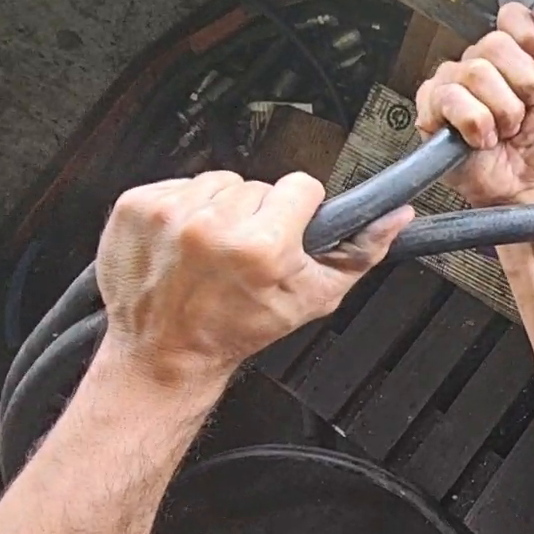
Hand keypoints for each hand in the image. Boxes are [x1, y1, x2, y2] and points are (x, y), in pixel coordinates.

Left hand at [95, 171, 410, 391]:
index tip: (289, 231)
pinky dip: (186, 208)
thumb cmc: (240, 328)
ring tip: (215, 247)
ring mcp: (170, 212)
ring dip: (223, 208)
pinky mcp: (136, 206)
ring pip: (221, 182)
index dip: (301, 210)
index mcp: (261, 245)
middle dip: (260, 213)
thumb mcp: (315, 296)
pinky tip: (187, 242)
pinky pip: (180, 185)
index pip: (301, 185)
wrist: (166, 351)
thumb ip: (362, 252)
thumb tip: (397, 216)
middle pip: (261, 185)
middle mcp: (213, 224)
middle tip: (248, 250)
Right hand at [415, 2, 533, 205]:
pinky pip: (451, 99)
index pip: (513, 16)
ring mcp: (454, 84)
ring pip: (476, 72)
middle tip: (529, 109)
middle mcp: (482, 62)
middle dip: (524, 84)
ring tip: (508, 127)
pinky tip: (484, 137)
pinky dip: (477, 124)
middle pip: (495, 44)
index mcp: (515, 50)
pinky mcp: (433, 110)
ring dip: (504, 110)